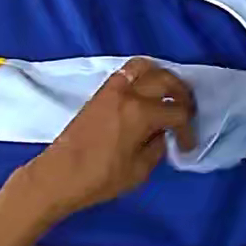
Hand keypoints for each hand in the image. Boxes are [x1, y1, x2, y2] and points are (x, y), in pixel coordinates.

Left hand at [18, 57, 196, 221]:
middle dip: (183, 96)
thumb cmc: (100, 178)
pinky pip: (127, 71)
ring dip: (162, 77)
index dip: (187, 130)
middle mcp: (130, 95)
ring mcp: (113, 90)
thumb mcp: (140, 171)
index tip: (186, 145)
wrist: (58, 177)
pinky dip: (142, 75)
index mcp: (142, 115)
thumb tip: (163, 134)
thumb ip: (158, 148)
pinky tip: (146, 90)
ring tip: (168, 93)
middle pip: (167, 81)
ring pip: (146, 67)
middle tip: (186, 112)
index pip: (177, 113)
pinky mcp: (101, 92)